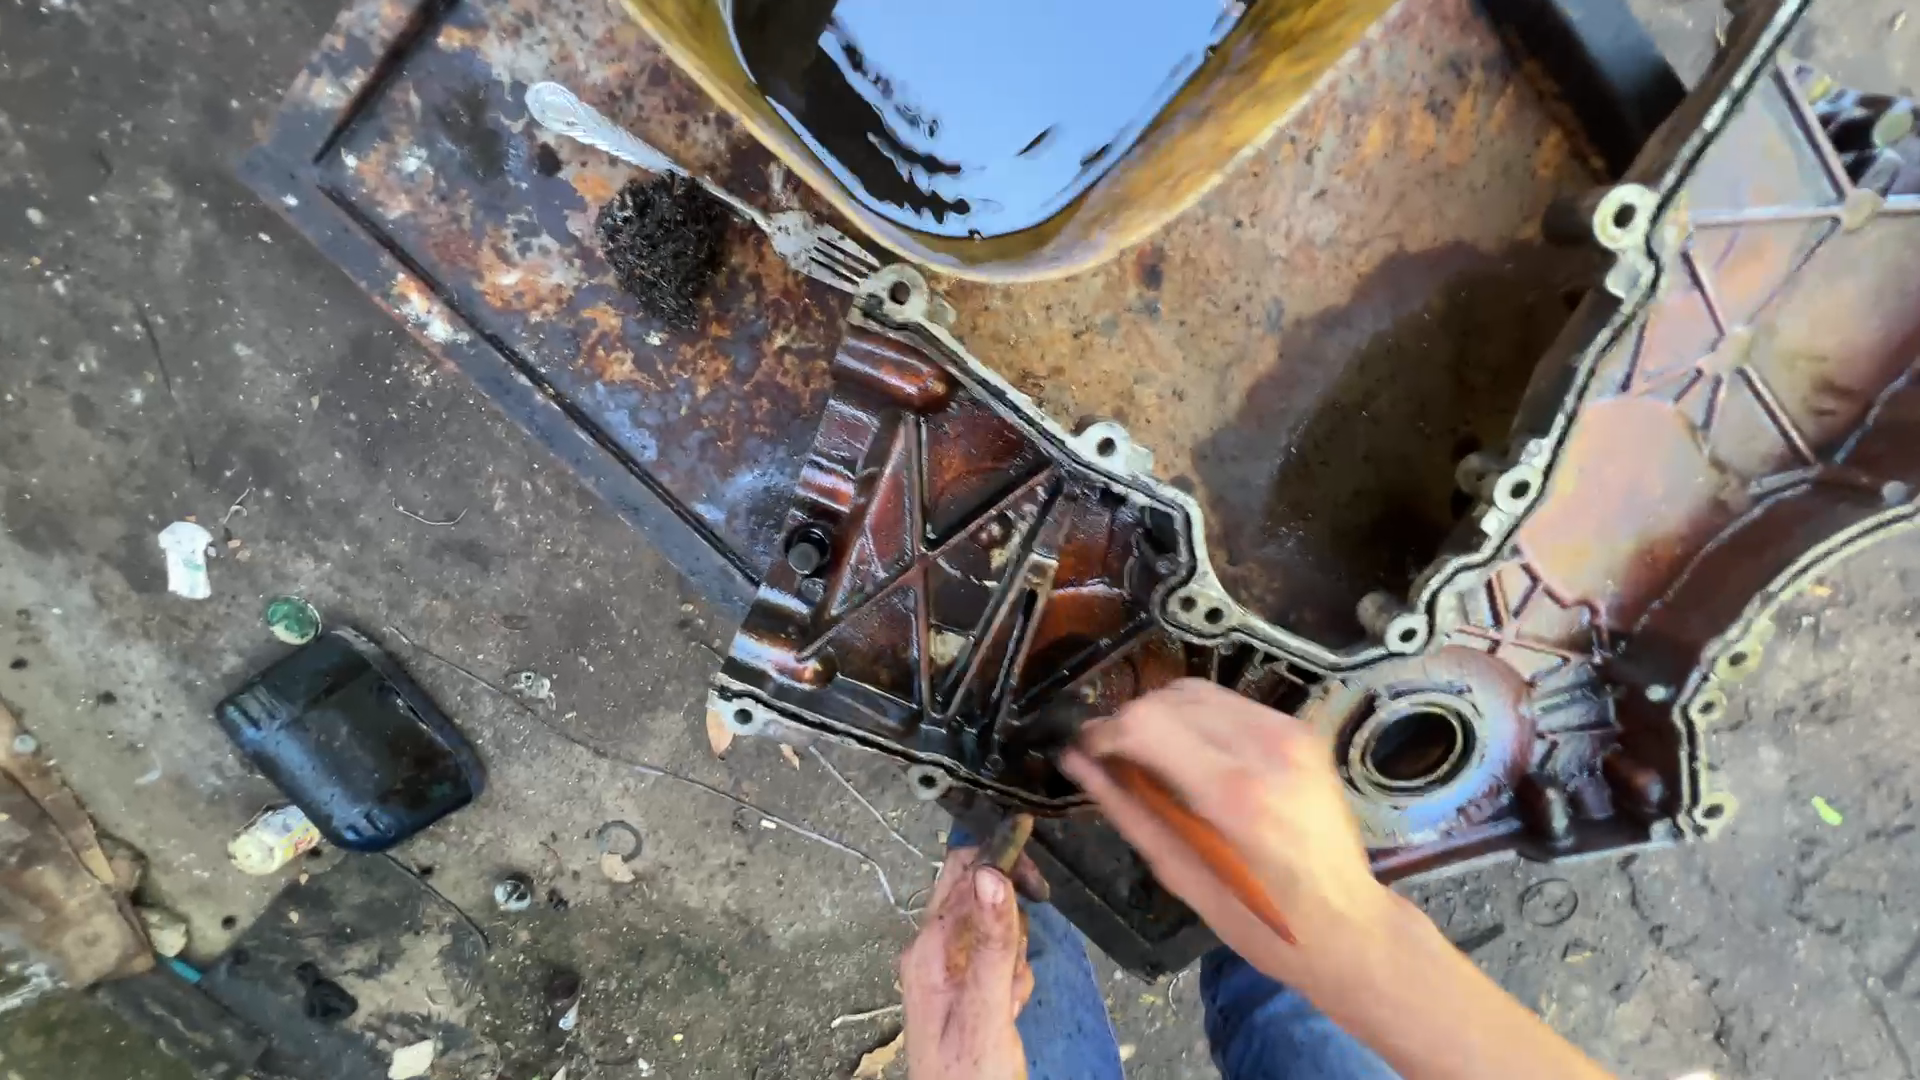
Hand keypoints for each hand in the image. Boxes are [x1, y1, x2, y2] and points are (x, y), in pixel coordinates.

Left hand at [900, 847, 1034, 1079]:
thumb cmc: (970, 1076)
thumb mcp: (986, 1010)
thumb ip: (991, 942)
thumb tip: (991, 871)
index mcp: (929, 945)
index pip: (963, 873)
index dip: (998, 860)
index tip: (1035, 869)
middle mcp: (934, 949)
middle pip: (978, 895)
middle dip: (1009, 917)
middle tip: (1020, 952)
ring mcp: (950, 969)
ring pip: (994, 928)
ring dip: (1013, 952)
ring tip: (1011, 995)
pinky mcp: (967, 988)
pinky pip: (998, 958)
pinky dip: (1013, 975)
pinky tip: (1011, 1006)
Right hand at [1059, 679, 1401, 991]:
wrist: (1351, 924)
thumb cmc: (1261, 920)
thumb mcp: (1180, 874)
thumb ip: (1125, 808)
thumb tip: (1075, 762)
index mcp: (1234, 795)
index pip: (1145, 723)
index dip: (1103, 732)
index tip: (1086, 751)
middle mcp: (1264, 749)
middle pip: (1162, 700)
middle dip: (1127, 724)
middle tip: (1115, 760)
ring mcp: (1287, 732)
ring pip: (1189, 690)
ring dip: (1157, 715)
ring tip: (1151, 755)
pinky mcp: (1297, 727)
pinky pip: (1222, 698)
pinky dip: (1191, 714)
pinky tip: (1190, 749)